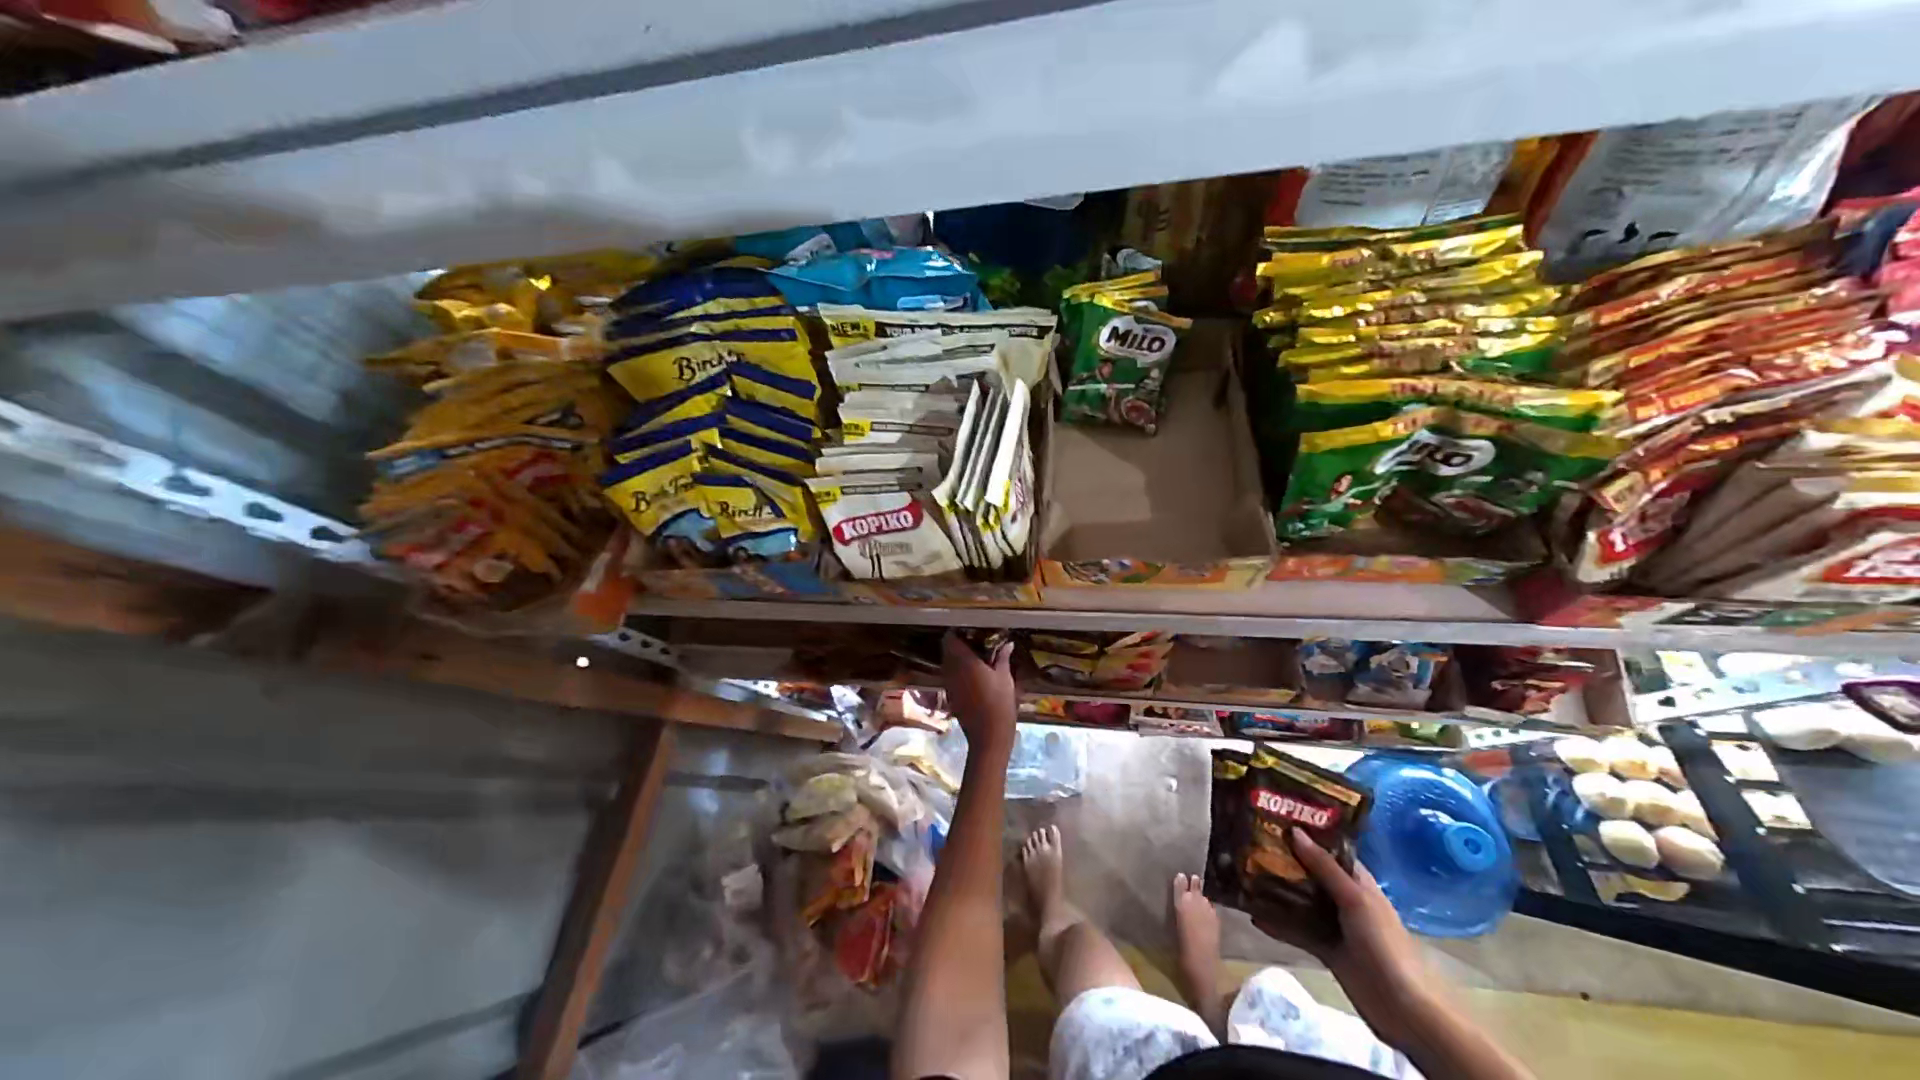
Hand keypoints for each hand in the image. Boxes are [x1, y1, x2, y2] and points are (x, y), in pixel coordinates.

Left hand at [940, 632, 1015, 754]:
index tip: (974, 629)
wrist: (988, 736)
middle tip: (979, 641)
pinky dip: (959, 669)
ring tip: (978, 655)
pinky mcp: (950, 694)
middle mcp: (951, 670)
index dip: (959, 631)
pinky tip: (975, 672)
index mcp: (963, 661)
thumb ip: (1002, 658)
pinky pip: (950, 674)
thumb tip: (1007, 643)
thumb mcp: (1005, 678)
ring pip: (948, 662)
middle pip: (947, 648)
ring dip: (959, 656)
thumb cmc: (999, 704)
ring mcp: (948, 683)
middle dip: (960, 642)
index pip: (950, 637)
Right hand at [1254, 828, 1439, 1047]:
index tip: (1274, 819)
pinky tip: (1252, 915)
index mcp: (1358, 882)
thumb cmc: (1383, 942)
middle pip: (1310, 874)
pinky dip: (1277, 923)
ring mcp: (1334, 925)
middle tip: (1248, 845)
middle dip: (1283, 861)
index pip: (1329, 850)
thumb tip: (1294, 830)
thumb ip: (1324, 867)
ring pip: (1300, 901)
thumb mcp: (1355, 898)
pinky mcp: (1325, 948)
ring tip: (1244, 876)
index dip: (1306, 835)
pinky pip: (1296, 930)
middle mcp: (1344, 899)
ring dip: (1276, 892)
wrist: (1401, 1005)